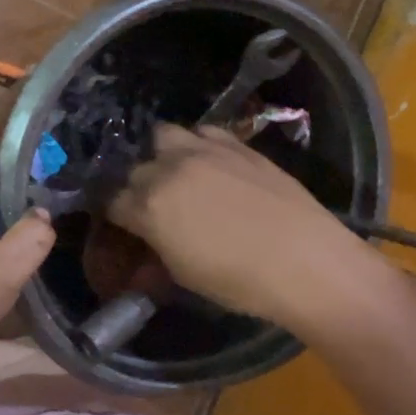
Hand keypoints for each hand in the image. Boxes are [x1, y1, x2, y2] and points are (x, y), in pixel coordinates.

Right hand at [105, 124, 397, 330]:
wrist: (306, 261)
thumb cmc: (240, 282)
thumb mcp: (185, 277)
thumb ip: (156, 256)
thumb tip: (143, 257)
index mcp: (148, 207)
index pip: (110, 200)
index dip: (112, 213)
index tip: (119, 223)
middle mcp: (168, 170)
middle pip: (134, 167)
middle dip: (135, 185)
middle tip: (149, 205)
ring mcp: (203, 151)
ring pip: (163, 135)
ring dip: (161, 153)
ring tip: (175, 172)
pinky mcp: (236, 144)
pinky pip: (203, 132)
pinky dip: (198, 145)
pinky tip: (209, 163)